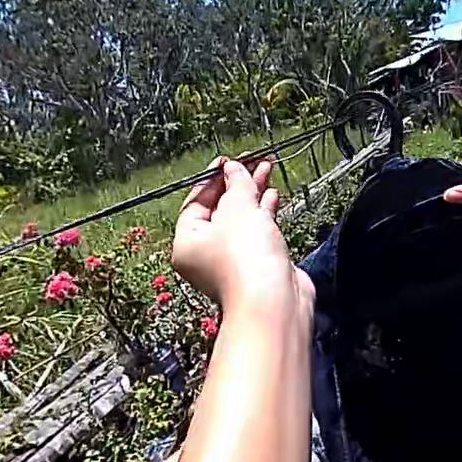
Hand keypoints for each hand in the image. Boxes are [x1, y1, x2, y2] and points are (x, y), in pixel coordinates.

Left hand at [171, 158, 311, 319]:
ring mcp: (231, 261)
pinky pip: (256, 232)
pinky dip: (263, 213)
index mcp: (187, 242)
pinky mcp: (256, 265)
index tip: (229, 160)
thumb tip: (234, 168)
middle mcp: (205, 254)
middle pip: (219, 209)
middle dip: (237, 184)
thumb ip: (236, 183)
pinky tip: (272, 195)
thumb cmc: (246, 256)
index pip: (195, 202)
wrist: (274, 301)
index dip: (213, 178)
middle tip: (252, 162)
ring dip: (253, 195)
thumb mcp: (237, 207)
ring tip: (266, 170)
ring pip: (240, 220)